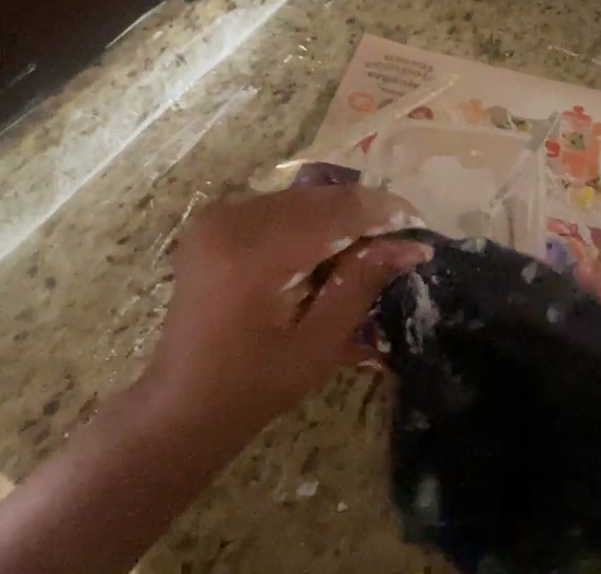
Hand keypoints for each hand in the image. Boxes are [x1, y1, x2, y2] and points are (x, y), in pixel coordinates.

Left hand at [141, 185, 432, 445]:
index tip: (419, 227)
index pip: (335, 210)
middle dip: (363, 213)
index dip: (383, 212)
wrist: (181, 403)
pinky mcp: (214, 222)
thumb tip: (411, 245)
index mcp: (254, 251)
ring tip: (367, 247)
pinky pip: (278, 206)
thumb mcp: (319, 342)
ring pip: (301, 197)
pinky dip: (309, 220)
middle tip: (399, 240)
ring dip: (338, 215)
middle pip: (318, 196)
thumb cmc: (254, 385)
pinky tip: (326, 249)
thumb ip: (362, 283)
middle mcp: (232, 219)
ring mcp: (218, 217)